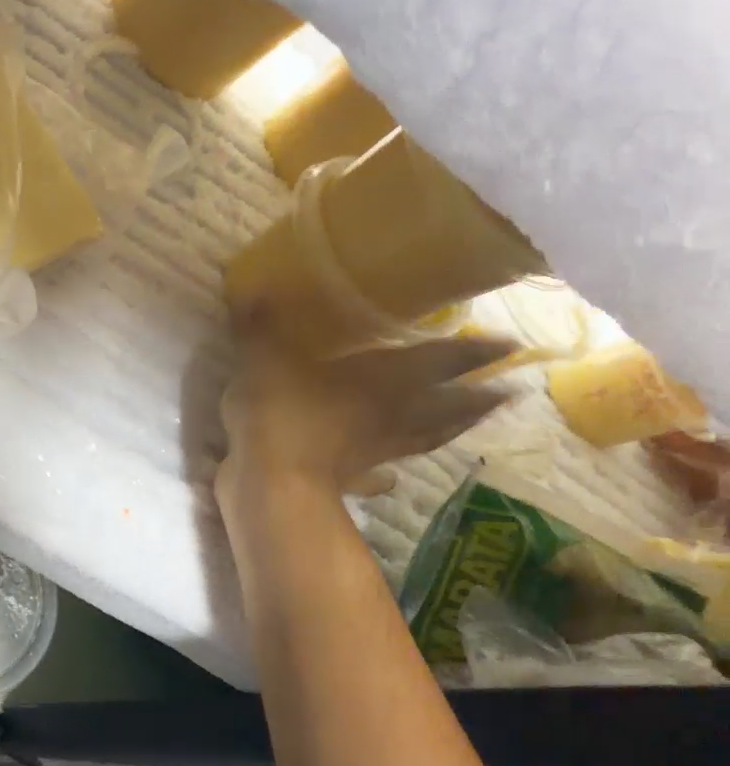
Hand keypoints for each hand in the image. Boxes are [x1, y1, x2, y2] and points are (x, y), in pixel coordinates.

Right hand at [217, 313, 515, 512]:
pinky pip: (380, 472)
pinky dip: (387, 474)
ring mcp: (377, 449)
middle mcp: (395, 411)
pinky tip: (389, 478)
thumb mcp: (264, 357)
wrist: (274, 479)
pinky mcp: (352, 478)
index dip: (479, 350)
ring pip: (427, 438)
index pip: (446, 358)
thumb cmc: (283, 409)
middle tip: (510, 393)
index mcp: (388, 376)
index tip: (512, 346)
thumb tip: (253, 286)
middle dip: (480, 398)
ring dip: (450, 431)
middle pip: (451, 404)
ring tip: (466, 427)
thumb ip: (261, 326)